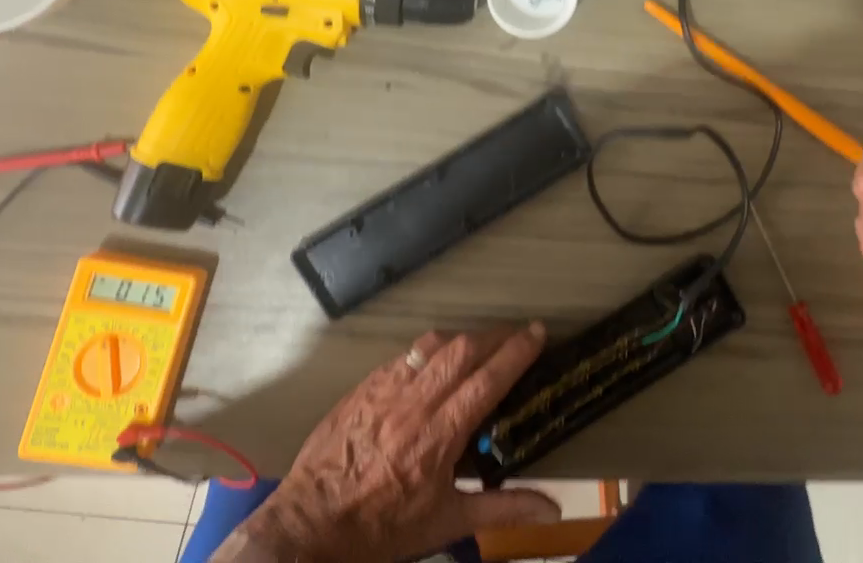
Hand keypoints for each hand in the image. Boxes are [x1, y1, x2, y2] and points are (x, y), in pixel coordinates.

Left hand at [229, 325, 559, 562]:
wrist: (309, 528)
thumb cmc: (382, 529)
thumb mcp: (447, 523)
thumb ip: (503, 509)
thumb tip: (553, 509)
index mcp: (439, 438)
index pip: (487, 381)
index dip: (517, 352)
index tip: (539, 333)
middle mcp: (415, 405)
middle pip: (463, 350)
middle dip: (497, 335)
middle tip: (518, 333)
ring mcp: (385, 391)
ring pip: (432, 344)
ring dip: (464, 337)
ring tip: (482, 342)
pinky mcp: (363, 388)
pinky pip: (404, 355)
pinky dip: (430, 349)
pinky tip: (437, 358)